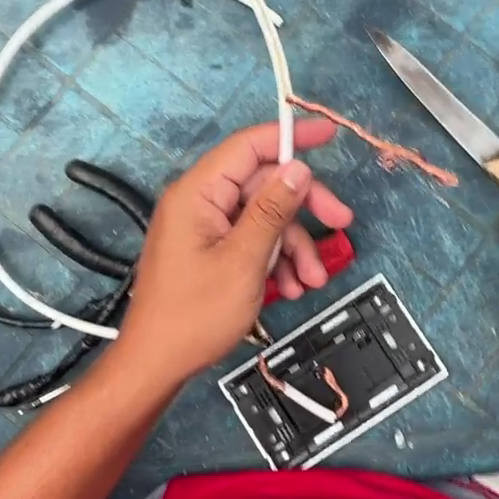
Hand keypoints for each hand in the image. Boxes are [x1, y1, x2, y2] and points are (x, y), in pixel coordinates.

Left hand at [116, 119, 353, 379]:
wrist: (157, 363)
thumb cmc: (192, 316)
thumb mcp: (244, 261)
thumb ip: (272, 210)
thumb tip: (298, 168)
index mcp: (198, 193)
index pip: (249, 146)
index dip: (291, 137)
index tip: (328, 135)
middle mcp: (199, 202)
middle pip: (263, 185)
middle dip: (303, 209)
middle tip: (341, 224)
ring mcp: (203, 227)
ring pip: (263, 217)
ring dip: (293, 246)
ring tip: (310, 281)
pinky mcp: (209, 250)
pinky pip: (251, 240)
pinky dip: (274, 260)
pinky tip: (289, 288)